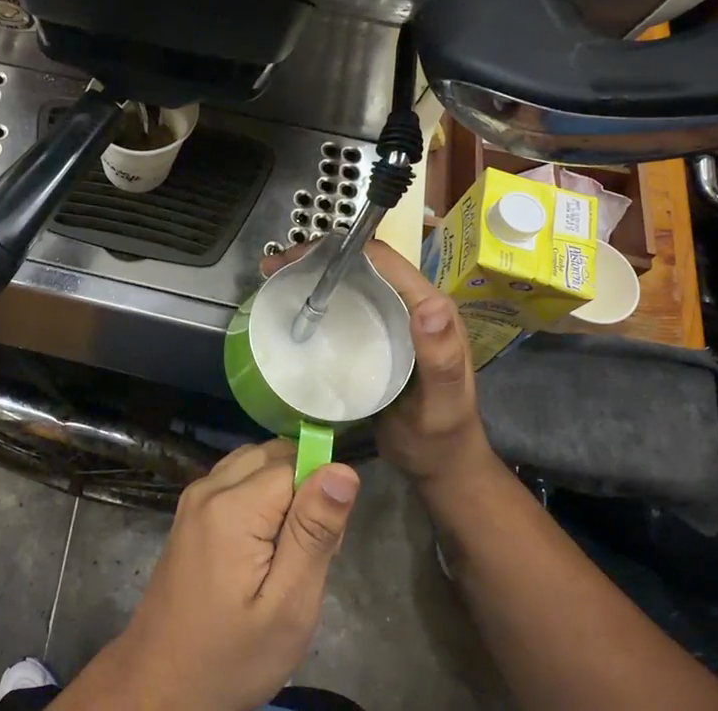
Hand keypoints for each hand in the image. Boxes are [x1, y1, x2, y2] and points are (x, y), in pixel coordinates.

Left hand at [65, 440, 358, 710]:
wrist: (162, 683)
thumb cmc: (231, 654)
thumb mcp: (289, 606)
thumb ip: (314, 532)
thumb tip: (343, 469)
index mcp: (232, 505)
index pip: (296, 461)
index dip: (320, 497)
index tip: (323, 546)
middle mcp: (208, 487)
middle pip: (273, 455)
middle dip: (303, 488)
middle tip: (307, 553)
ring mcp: (194, 497)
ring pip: (255, 463)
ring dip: (282, 492)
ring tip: (287, 552)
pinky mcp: (190, 512)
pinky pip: (235, 481)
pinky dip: (259, 499)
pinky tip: (264, 548)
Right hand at [261, 241, 490, 485]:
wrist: (441, 468)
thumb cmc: (442, 437)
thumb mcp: (443, 401)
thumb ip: (441, 358)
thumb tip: (432, 307)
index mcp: (431, 308)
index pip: (383, 260)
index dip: (340, 250)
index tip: (296, 259)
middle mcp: (412, 305)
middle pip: (362, 265)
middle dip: (317, 259)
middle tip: (274, 270)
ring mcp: (394, 321)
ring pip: (351, 282)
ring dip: (313, 276)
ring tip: (275, 283)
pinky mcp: (377, 337)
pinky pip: (346, 306)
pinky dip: (318, 300)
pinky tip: (292, 309)